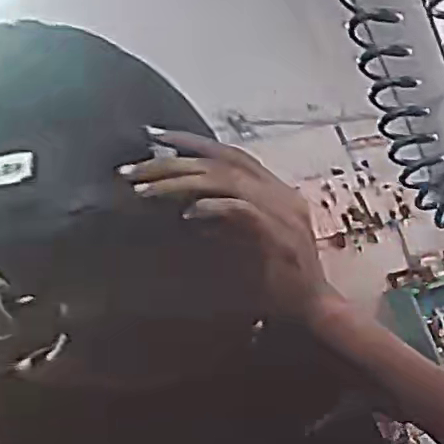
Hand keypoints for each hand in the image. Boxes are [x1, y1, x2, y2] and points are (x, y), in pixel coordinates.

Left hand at [121, 129, 338, 319]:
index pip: (236, 156)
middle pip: (225, 164)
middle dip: (172, 163)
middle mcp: (287, 200)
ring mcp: (287, 217)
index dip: (194, 142)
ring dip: (181, 182)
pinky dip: (210, 207)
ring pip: (229, 180)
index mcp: (283, 195)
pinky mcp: (281, 236)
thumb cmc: (280, 275)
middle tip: (132, 171)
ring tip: (146, 191)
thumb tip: (184, 197)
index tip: (153, 137)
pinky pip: (240, 209)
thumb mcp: (255, 236)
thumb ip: (231, 212)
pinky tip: (187, 214)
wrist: (312, 305)